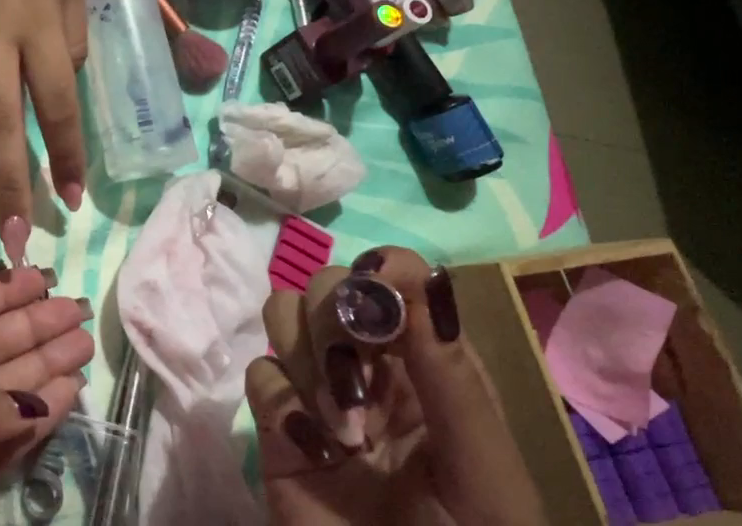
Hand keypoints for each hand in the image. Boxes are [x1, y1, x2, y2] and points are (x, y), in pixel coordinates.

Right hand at [244, 247, 546, 525]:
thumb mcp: (481, 468)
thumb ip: (451, 374)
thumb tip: (418, 275)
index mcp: (431, 360)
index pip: (397, 276)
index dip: (381, 273)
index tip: (379, 308)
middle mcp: (373, 362)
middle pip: (328, 282)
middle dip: (336, 322)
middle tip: (357, 382)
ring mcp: (320, 388)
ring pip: (285, 313)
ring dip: (309, 361)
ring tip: (343, 429)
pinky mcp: (276, 421)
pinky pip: (261, 373)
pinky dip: (282, 403)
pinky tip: (317, 451)